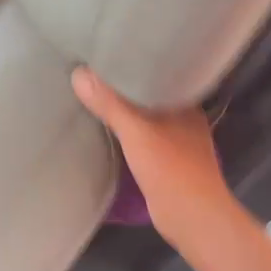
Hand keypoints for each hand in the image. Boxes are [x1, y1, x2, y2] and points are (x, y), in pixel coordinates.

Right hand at [72, 67, 234, 246]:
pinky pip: (147, 141)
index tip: (112, 54)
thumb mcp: (136, 131)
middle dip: (129, 89)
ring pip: (150, 120)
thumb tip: (79, 74)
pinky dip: (132, 136)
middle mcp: (187, 120)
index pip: (161, 73)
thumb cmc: (169, 167)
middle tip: (98, 74)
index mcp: (186, 103)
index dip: (138, 64)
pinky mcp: (171, 165)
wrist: (191, 215)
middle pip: (153, 97)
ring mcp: (181, 144)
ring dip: (130, 114)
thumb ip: (110, 104)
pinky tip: (114, 133)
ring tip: (100, 98)